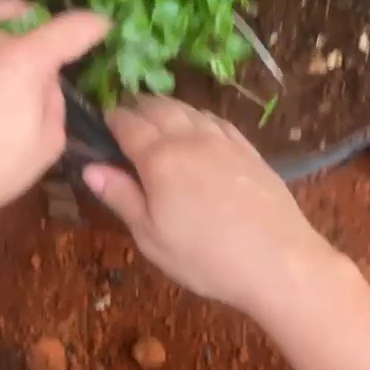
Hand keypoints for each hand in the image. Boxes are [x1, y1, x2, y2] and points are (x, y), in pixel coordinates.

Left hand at [0, 0, 109, 210]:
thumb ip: (53, 101)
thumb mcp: (50, 141)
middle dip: (44, 26)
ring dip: (5, 16)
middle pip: (24, 20)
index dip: (91, 25)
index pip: (68, 30)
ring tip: (12, 28)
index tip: (104, 25)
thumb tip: (44, 82)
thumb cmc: (2, 167)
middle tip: (52, 37)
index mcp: (26, 60)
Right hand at [82, 96, 345, 318]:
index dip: (112, 119)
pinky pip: (215, 121)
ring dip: (167, 108)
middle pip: (159, 108)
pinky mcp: (248, 150)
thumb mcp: (151, 236)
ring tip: (156, 117)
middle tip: (125, 116)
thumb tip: (90, 167)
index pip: (129, 125)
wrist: (279, 261)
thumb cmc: (204, 257)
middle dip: (138, 107)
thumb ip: (121, 197)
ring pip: (189, 110)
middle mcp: (191, 139)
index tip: (102, 121)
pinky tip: (197, 128)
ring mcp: (224, 141)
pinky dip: (197, 117)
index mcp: (160, 159)